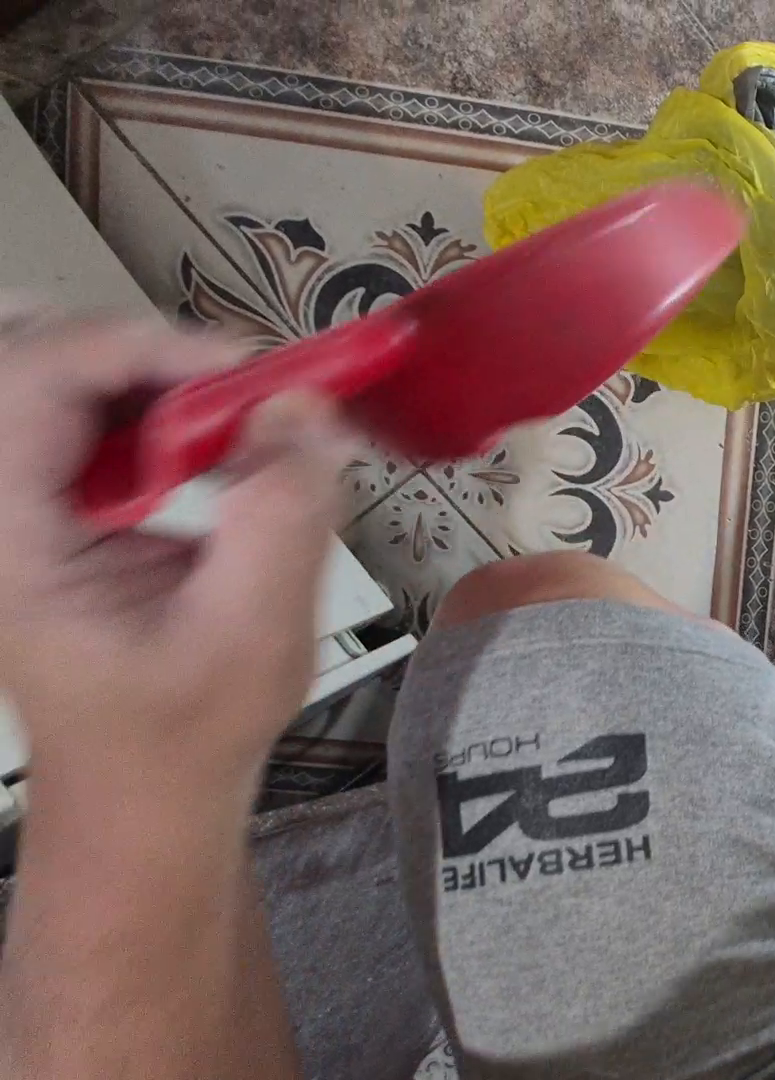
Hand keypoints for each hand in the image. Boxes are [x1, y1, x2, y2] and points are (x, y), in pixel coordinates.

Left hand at [0, 312, 349, 801]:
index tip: (260, 372)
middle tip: (262, 393)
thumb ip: (280, 513)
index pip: (27, 382)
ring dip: (167, 384)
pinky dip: (171, 415)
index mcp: (0, 538)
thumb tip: (308, 409)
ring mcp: (14, 509)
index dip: (142, 349)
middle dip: (156, 358)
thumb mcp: (257, 626)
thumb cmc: (196, 721)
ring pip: (62, 385)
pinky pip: (93, 424)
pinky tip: (228, 452)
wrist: (150, 780)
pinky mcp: (52, 512)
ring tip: (256, 420)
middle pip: (34, 367)